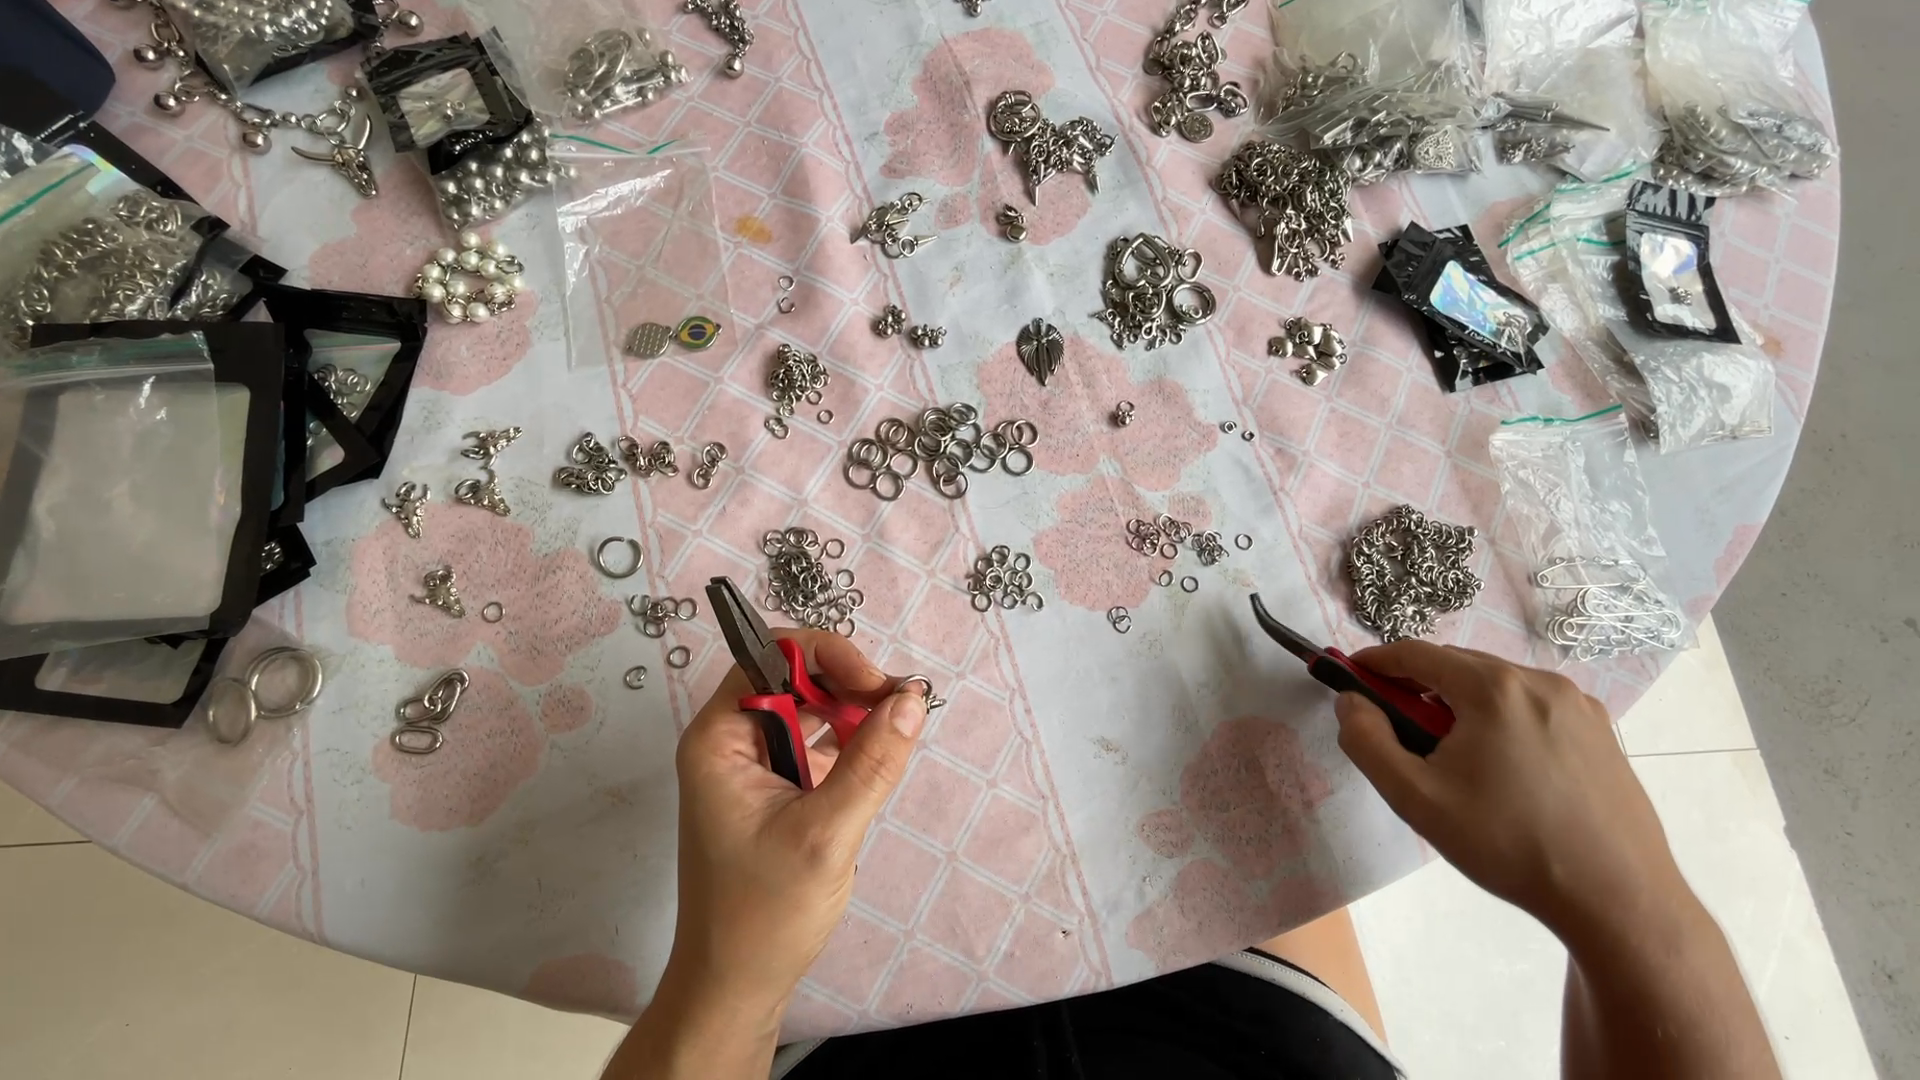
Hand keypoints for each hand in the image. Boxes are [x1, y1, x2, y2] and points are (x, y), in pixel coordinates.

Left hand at [665, 629, 926, 1012]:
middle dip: (846, 680)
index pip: (771, 658)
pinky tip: (880, 749)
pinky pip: (813, 740)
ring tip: (897, 723)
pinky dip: (848, 738)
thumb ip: (872, 763)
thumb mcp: (827, 834)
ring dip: (851, 707)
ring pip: (806, 706)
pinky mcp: (774, 787)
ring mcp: (751, 764)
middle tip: (898, 705)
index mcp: (719, 738)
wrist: (735, 985)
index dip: (827, 655)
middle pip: (791, 676)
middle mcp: (730, 740)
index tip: (877, 685)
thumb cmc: (766, 913)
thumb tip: (913, 699)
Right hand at [1334, 641, 1689, 940]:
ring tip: (1448, 751)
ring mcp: (1578, 704)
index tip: (1349, 676)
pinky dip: (1499, 715)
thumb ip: (1367, 740)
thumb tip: (1350, 702)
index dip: (1375, 661)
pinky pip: (1531, 704)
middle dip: (1416, 684)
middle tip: (1394, 724)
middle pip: (1456, 664)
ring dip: (1459, 700)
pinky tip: (1499, 764)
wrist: (1617, 899)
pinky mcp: (1601, 730)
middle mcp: (1539, 681)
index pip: (1416, 653)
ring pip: (1495, 683)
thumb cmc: (1506, 843)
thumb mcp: (1414, 797)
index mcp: (1493, 688)